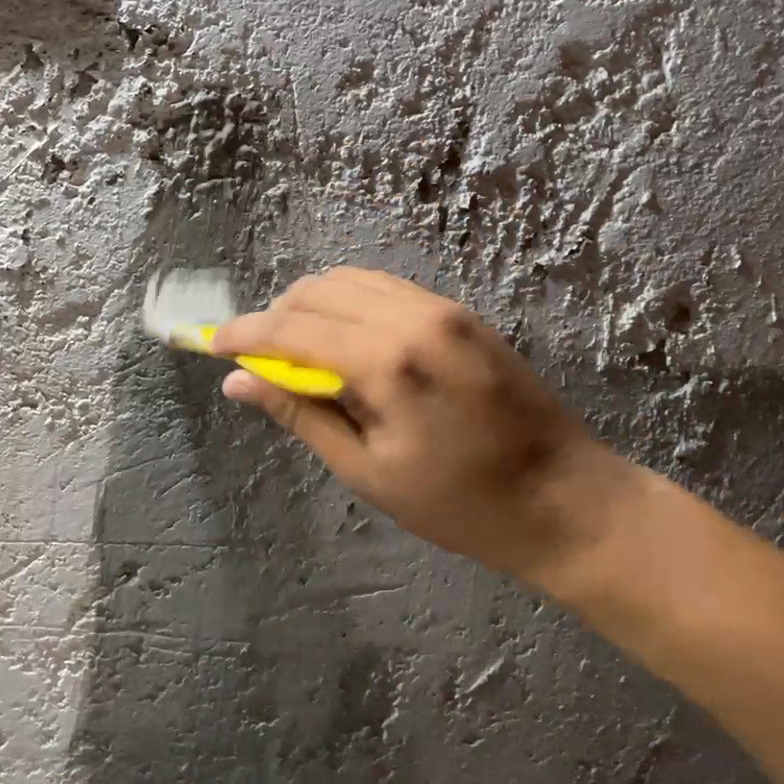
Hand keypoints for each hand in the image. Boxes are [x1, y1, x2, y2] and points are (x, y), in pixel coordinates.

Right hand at [211, 266, 628, 581]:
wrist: (570, 501)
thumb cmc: (461, 504)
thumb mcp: (367, 470)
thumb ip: (299, 414)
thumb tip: (237, 382)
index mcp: (386, 362)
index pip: (290, 328)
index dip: (243, 334)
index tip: (212, 346)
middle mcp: (411, 317)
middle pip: (314, 292)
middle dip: (274, 318)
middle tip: (260, 360)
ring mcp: (441, 309)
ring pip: (347, 279)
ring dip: (310, 306)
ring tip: (300, 351)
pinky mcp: (460, 312)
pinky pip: (383, 287)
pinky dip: (348, 302)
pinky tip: (346, 341)